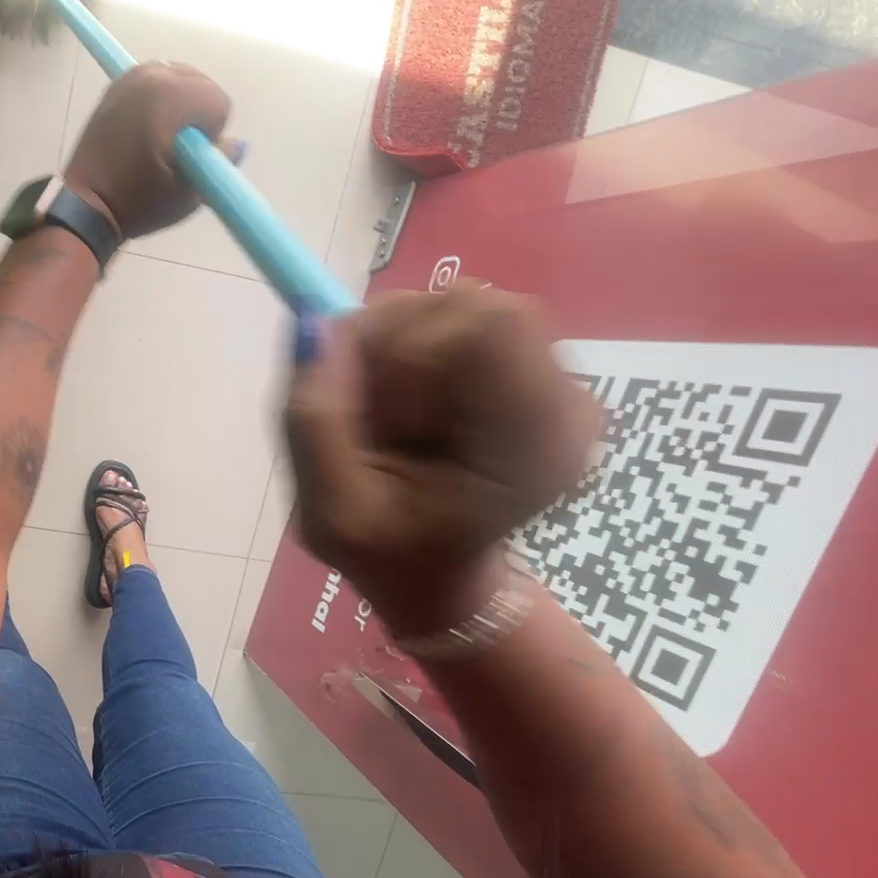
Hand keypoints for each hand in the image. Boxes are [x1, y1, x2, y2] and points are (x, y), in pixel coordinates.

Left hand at [63, 62, 240, 239]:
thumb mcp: (186, 195)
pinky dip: (158, 101)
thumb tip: (234, 144)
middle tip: (177, 152)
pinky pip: (153, 83)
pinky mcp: (115, 86)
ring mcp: (129, 77)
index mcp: (170, 98)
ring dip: (179, 106)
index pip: (217, 102)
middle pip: (199, 84)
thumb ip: (218, 163)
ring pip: (177, 79)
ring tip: (161, 141)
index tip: (192, 159)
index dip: (212, 135)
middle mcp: (151, 75)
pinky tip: (147, 130)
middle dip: (197, 115)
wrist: (85, 207)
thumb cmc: (137, 204)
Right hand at [282, 283, 600, 635]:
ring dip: (399, 351)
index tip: (378, 412)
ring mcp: (555, 377)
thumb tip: (313, 323)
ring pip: (456, 305)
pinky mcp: (530, 364)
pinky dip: (413, 352)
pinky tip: (410, 410)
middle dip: (397, 350)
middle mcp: (564, 400)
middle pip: (469, 306)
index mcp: (531, 447)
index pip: (485, 327)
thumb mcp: (329, 514)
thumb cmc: (387, 555)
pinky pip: (456, 319)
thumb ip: (314, 424)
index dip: (410, 349)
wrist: (435, 571)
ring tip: (392, 420)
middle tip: (376, 421)